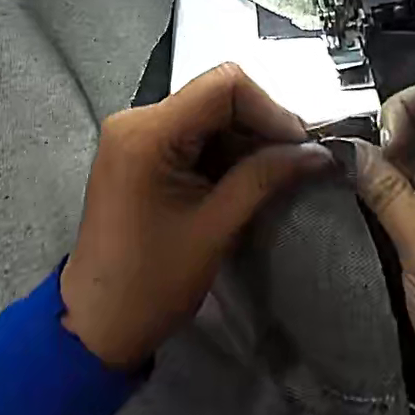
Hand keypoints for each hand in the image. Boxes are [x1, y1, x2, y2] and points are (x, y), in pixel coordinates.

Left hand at [59, 63, 334, 369]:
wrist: (95, 327)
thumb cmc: (151, 283)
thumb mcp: (216, 227)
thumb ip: (266, 177)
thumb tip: (319, 153)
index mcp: (147, 133)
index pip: (225, 86)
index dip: (271, 109)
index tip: (299, 145)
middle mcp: (138, 119)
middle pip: (220, 95)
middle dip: (263, 125)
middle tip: (296, 160)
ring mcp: (138, 133)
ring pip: (214, 113)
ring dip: (249, 139)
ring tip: (276, 173)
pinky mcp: (144, 150)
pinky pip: (198, 132)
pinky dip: (229, 150)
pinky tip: (247, 177)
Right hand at [345, 85, 414, 414]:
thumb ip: (389, 193)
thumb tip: (344, 145)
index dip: (396, 111)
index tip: (364, 143)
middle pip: (406, 138)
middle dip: (368, 144)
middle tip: (323, 166)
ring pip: (394, 173)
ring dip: (362, 177)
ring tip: (319, 185)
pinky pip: (391, 208)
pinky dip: (367, 206)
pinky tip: (334, 212)